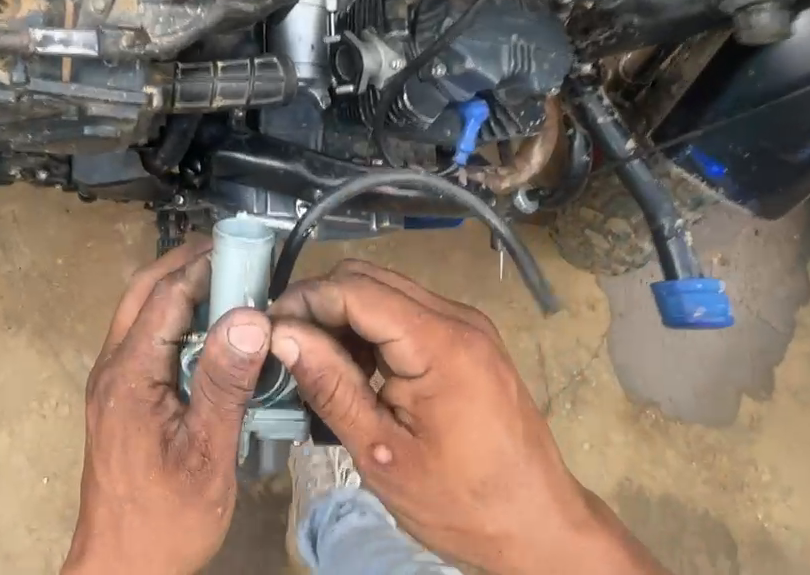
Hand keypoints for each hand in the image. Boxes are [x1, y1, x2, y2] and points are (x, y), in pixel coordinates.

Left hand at [64, 238, 272, 574]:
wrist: (120, 567)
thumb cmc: (166, 518)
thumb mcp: (206, 455)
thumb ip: (225, 384)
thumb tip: (250, 318)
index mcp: (129, 374)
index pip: (166, 297)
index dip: (205, 268)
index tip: (246, 252)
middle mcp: (111, 366)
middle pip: (143, 291)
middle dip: (184, 263)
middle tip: (234, 254)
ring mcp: (110, 380)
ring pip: (138, 310)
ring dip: (176, 286)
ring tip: (225, 279)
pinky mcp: (117, 395)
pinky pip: (142, 335)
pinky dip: (171, 315)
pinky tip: (205, 327)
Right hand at [269, 259, 664, 574]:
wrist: (541, 531)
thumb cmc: (463, 504)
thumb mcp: (384, 454)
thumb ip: (331, 387)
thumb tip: (281, 335)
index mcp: (441, 344)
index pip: (355, 290)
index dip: (305, 302)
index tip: (268, 332)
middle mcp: (457, 317)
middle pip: (367, 277)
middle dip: (318, 303)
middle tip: (286, 347)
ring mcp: (465, 324)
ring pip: (382, 288)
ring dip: (341, 313)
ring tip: (315, 360)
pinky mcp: (466, 337)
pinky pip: (403, 309)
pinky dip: (367, 325)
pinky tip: (352, 366)